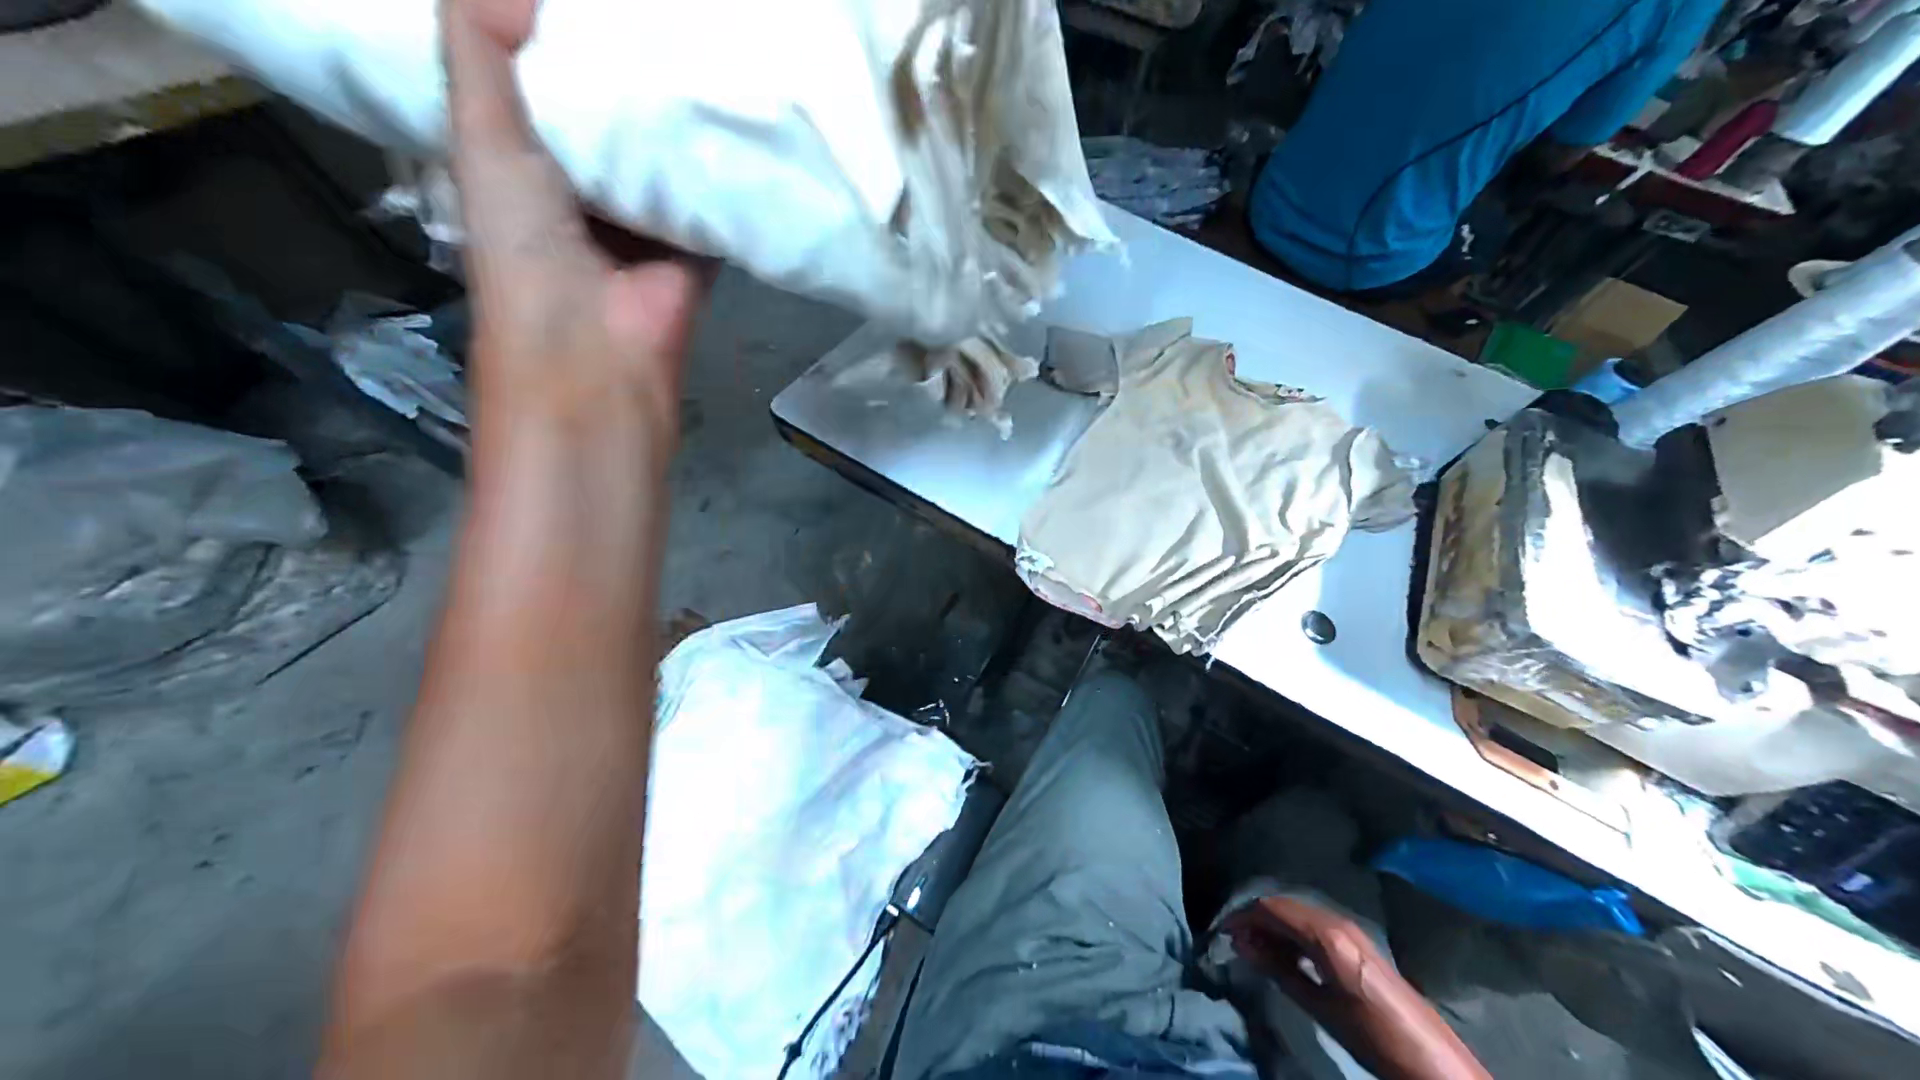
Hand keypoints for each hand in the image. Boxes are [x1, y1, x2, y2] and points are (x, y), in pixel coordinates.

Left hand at [444, 0, 710, 437]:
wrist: (595, 348)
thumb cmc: (526, 244)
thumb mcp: (481, 134)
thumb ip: (482, 49)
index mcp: (530, 155)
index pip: (551, 74)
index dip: (566, 29)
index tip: (598, 0)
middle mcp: (592, 181)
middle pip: (618, 107)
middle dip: (639, 61)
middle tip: (682, 9)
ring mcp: (649, 213)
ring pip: (670, 147)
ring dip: (686, 107)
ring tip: (717, 37)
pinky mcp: (699, 241)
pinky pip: (714, 190)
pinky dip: (727, 161)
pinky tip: (746, 108)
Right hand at [1224, 896, 1490, 1079]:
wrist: (1433, 1063)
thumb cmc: (1372, 1035)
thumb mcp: (1320, 1007)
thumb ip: (1279, 970)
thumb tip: (1242, 944)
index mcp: (1327, 934)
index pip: (1272, 908)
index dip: (1243, 917)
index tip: (1223, 933)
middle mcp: (1337, 922)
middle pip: (1284, 906)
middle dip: (1256, 920)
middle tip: (1237, 944)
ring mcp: (1351, 931)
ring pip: (1298, 915)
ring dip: (1274, 927)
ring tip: (1256, 952)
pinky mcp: (1358, 944)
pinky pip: (1314, 926)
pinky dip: (1293, 935)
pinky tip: (1286, 956)